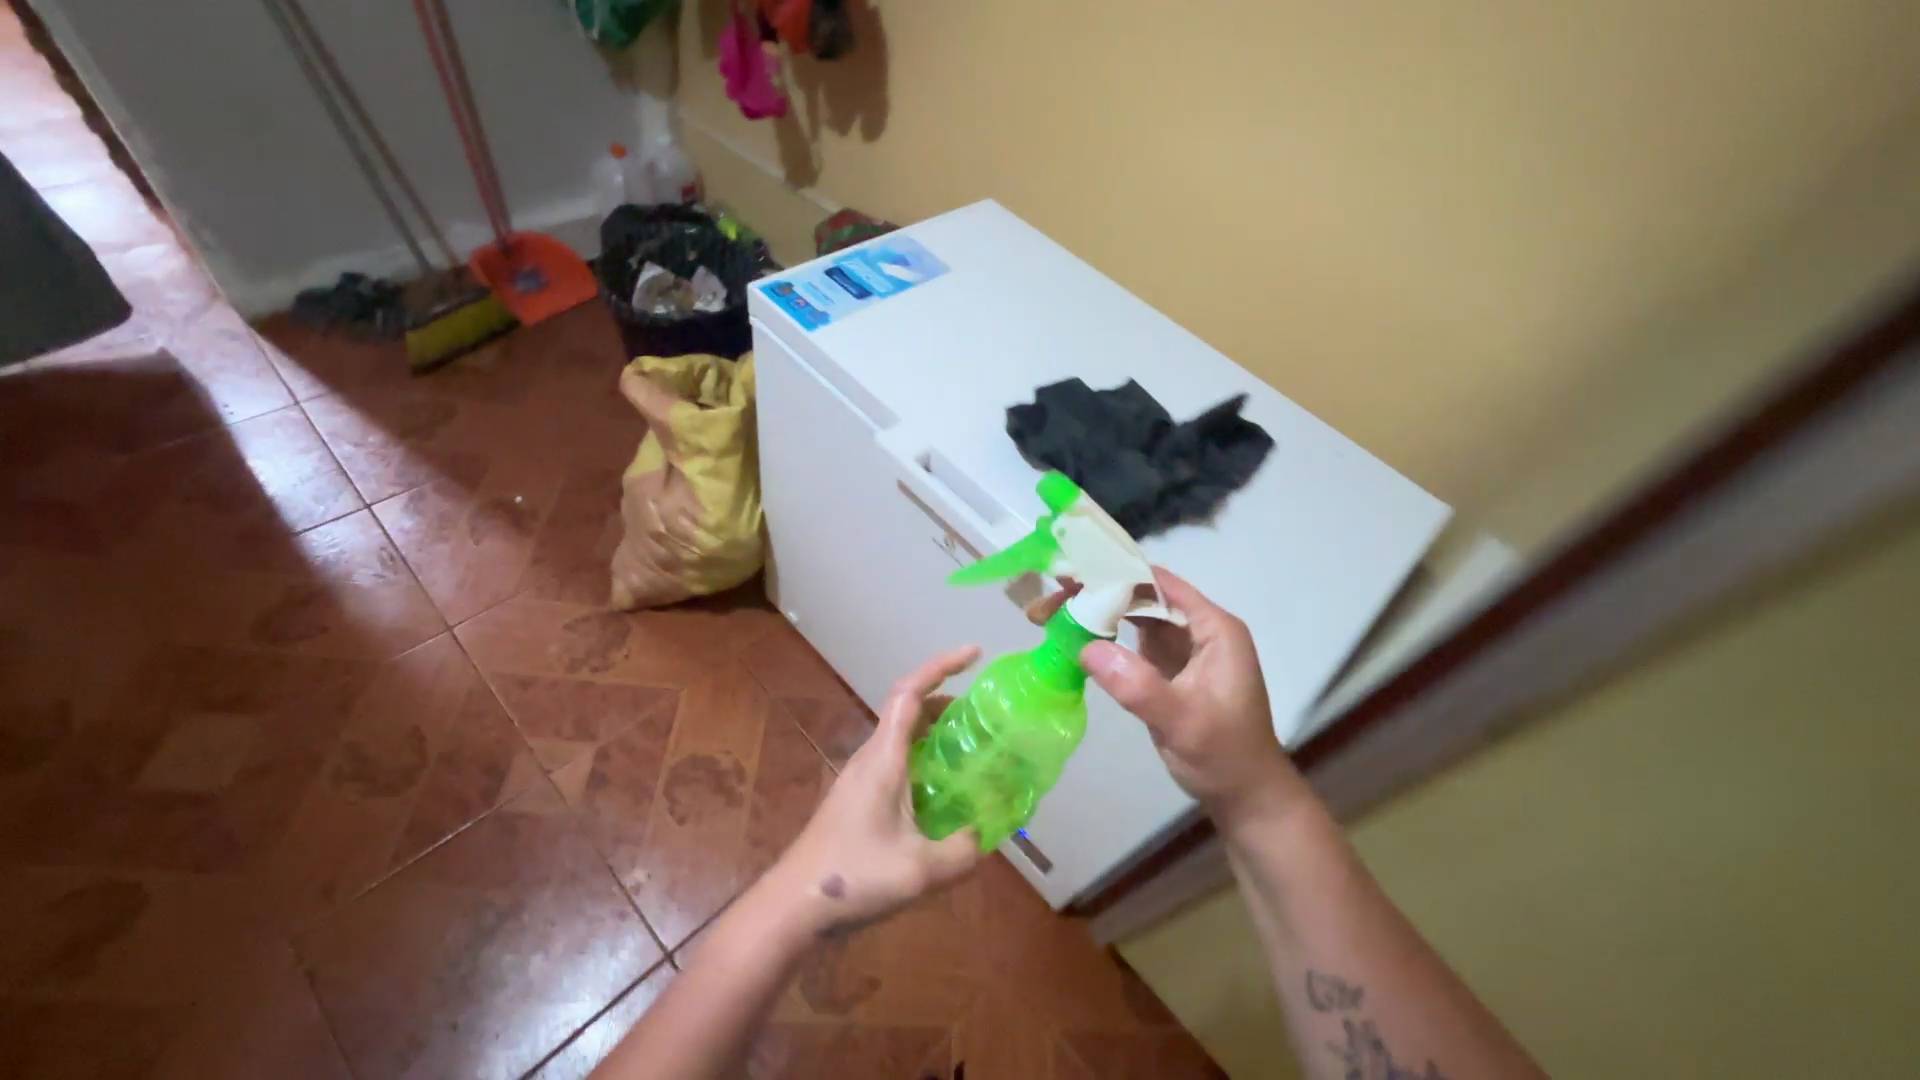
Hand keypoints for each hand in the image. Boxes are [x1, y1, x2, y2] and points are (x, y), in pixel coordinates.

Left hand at [765, 646, 983, 936]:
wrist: (793, 905)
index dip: (941, 666)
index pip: (910, 693)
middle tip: (986, 714)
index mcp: (883, 758)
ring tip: (974, 749)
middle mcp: (871, 759)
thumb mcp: (920, 870)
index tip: (975, 654)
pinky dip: (925, 761)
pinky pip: (897, 764)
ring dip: (936, 732)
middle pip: (909, 710)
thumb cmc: (852, 877)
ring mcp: (861, 780)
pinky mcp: (858, 801)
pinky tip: (944, 792)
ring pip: (902, 738)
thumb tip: (984, 837)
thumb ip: (962, 852)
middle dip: (947, 701)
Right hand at [1029, 569, 1306, 824]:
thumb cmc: (1225, 756)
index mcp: (1213, 628)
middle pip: (1139, 595)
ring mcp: (1179, 648)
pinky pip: (1126, 641)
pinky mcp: (1162, 668)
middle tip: (1046, 600)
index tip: (1070, 572)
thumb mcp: (1184, 721)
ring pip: (1129, 615)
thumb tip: (1086, 648)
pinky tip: (1067, 637)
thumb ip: (1139, 686)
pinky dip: (1098, 636)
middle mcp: (1196, 628)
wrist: (1243, 796)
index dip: (1115, 572)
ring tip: (1045, 612)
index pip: (1159, 583)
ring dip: (1091, 612)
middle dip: (1093, 593)